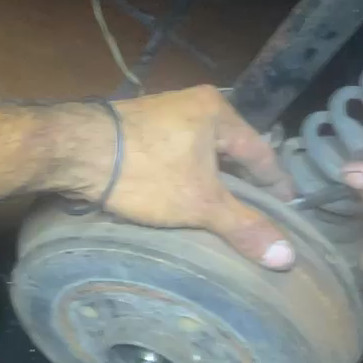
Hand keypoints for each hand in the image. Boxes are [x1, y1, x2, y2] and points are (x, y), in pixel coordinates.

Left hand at [53, 86, 299, 269]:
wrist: (73, 150)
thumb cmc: (145, 172)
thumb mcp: (199, 203)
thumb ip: (243, 227)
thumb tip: (288, 258)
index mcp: (217, 111)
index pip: (261, 152)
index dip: (277, 184)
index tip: (290, 210)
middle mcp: (191, 105)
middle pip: (230, 151)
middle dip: (243, 183)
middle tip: (257, 216)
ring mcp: (160, 114)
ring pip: (200, 154)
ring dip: (211, 181)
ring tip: (221, 213)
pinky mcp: (133, 129)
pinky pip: (174, 156)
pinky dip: (184, 178)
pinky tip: (181, 199)